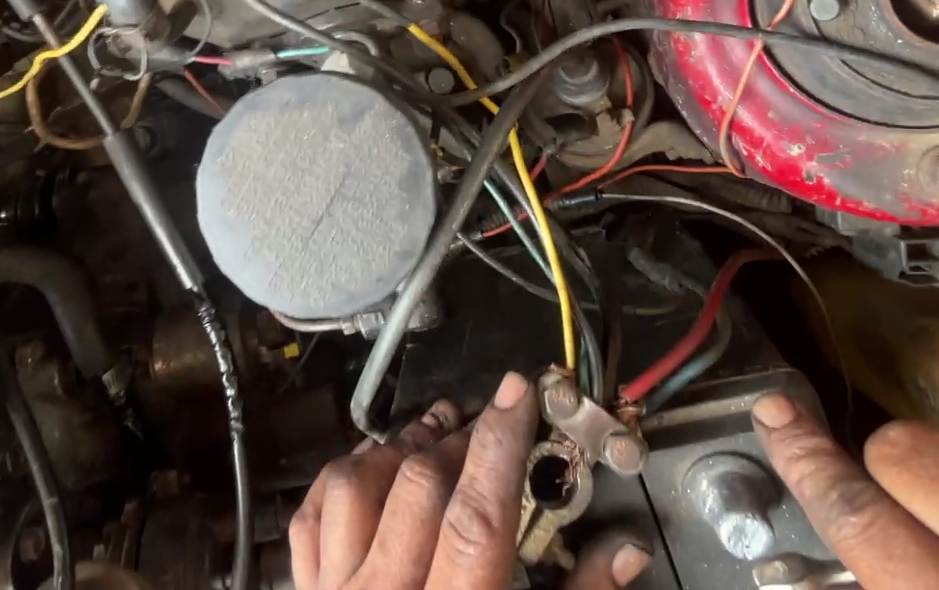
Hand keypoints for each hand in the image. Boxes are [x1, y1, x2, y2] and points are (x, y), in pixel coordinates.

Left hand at [291, 372, 652, 589]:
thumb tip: (624, 549)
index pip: (475, 515)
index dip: (499, 445)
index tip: (518, 390)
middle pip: (416, 487)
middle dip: (456, 439)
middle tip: (484, 421)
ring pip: (355, 485)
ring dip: (399, 447)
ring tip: (434, 433)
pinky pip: (314, 513)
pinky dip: (345, 476)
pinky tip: (373, 464)